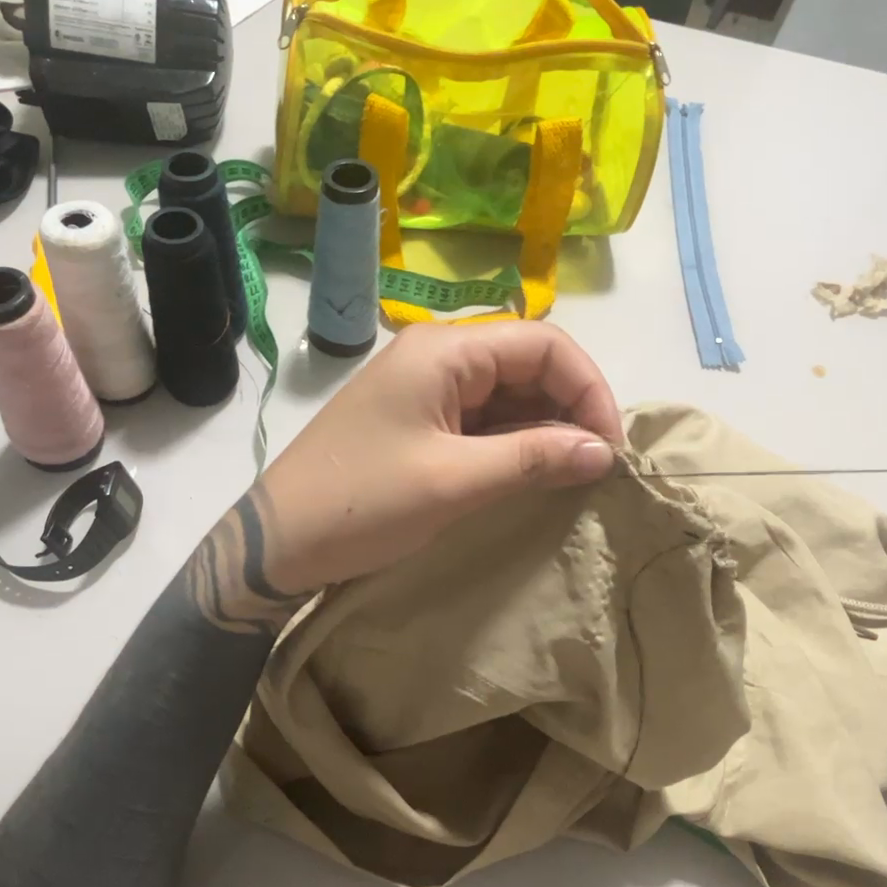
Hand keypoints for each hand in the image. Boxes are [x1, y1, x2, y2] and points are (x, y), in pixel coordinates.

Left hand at [272, 319, 624, 585]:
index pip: (544, 343)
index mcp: (443, 351)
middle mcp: (435, 357)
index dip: (589, 389)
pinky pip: (478, 420)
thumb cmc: (362, 505)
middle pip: (527, 363)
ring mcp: (422, 390)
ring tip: (570, 476)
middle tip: (594, 467)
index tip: (610, 448)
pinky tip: (529, 475)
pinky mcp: (413, 422)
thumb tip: (603, 451)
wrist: (277, 542)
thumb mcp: (453, 482)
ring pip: (505, 394)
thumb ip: (533, 459)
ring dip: (542, 429)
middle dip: (569, 409)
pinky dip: (509, 443)